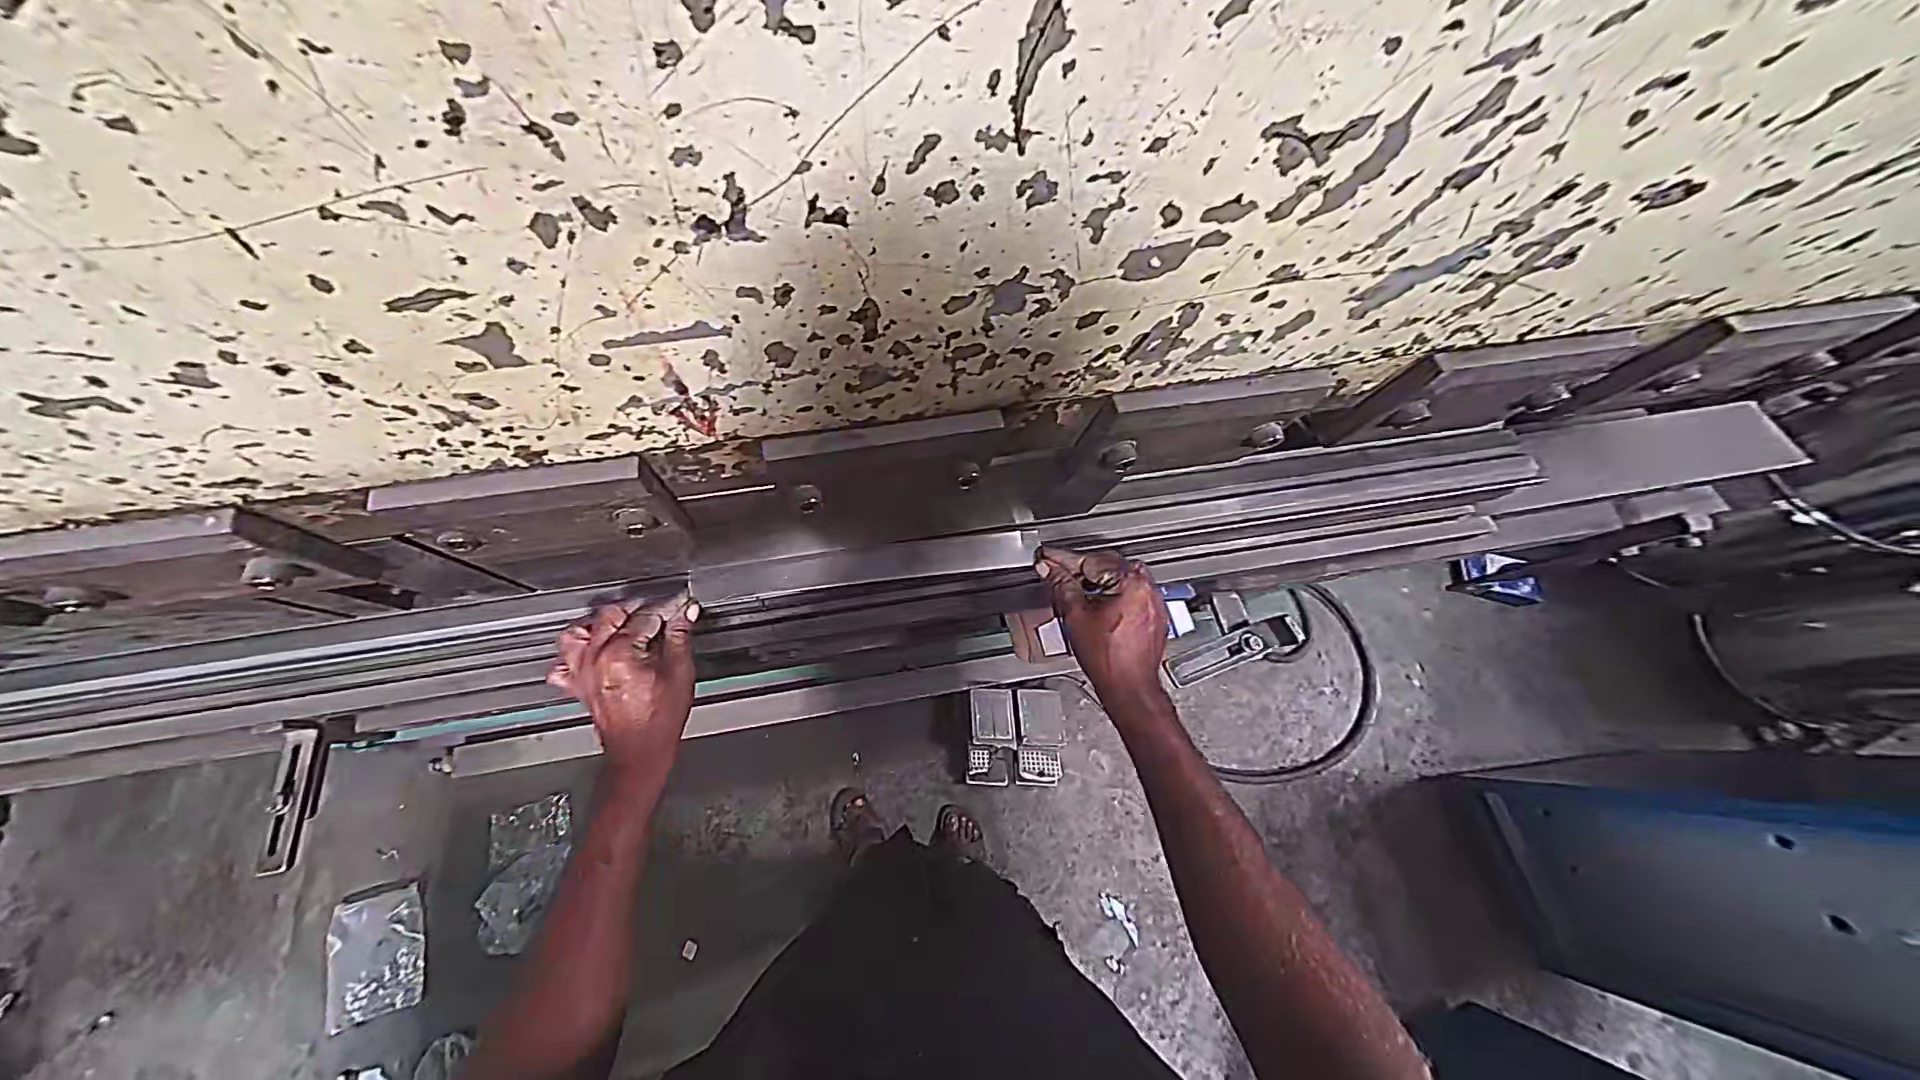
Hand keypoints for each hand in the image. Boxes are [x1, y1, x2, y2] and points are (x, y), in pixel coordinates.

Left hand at [548, 592, 699, 781]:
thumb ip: (679, 637)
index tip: (680, 603)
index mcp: (619, 653)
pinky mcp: (577, 685)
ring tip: (622, 621)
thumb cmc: (659, 719)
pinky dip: (576, 650)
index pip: (645, 615)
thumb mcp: (680, 672)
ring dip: (600, 622)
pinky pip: (564, 661)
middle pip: (609, 615)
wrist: (640, 750)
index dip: (667, 607)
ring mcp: (581, 672)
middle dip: (636, 608)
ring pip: (579, 631)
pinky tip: (593, 648)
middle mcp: (594, 659)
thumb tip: (684, 613)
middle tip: (658, 609)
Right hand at [1037, 547, 1168, 705]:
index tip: (1049, 558)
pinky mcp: (1154, 616)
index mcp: (1132, 582)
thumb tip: (1050, 569)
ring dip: (1094, 581)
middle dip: (1079, 569)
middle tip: (1055, 571)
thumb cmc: (1110, 661)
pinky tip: (1093, 604)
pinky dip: (1110, 595)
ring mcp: (1153, 602)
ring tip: (1072, 588)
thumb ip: (1061, 586)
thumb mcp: (1076, 616)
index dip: (1064, 559)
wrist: (1130, 688)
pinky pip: (1129, 594)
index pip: (1091, 560)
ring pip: (1118, 580)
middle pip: (1107, 566)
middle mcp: (1148, 588)